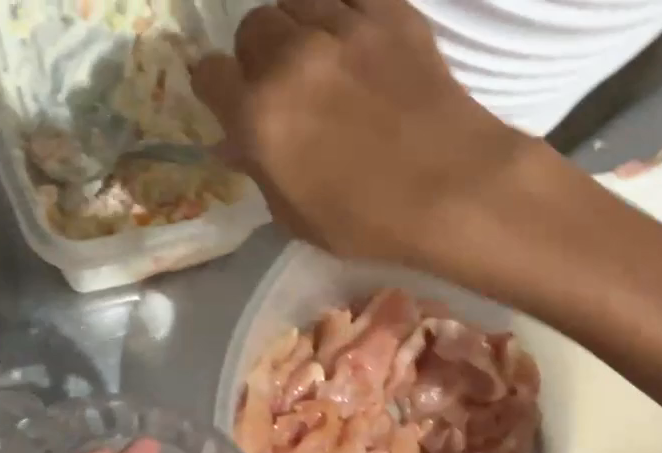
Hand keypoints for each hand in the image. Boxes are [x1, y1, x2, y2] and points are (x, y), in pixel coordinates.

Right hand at [192, 0, 538, 266]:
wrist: (453, 189)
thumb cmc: (366, 221)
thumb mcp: (295, 215)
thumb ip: (259, 171)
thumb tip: (235, 143)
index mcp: (258, 115)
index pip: (209, 73)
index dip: (217, 89)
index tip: (232, 103)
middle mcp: (290, 60)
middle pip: (251, 27)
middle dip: (256, 55)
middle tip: (280, 83)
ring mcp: (342, 26)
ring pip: (295, 0)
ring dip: (296, 27)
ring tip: (315, 57)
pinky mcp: (389, 12)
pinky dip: (339, 8)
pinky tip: (350, 36)